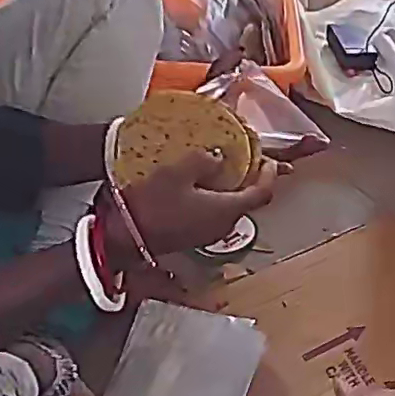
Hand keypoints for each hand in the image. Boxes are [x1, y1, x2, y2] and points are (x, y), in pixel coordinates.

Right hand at [106, 150, 279, 255]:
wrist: (124, 237)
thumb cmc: (151, 206)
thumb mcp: (176, 173)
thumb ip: (203, 161)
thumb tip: (218, 157)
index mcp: (228, 209)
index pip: (263, 193)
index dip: (270, 176)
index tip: (269, 161)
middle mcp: (225, 225)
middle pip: (250, 200)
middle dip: (253, 180)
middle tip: (249, 161)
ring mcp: (211, 232)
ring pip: (232, 207)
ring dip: (234, 188)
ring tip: (226, 169)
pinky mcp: (197, 234)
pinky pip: (216, 213)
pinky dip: (219, 197)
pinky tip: (204, 185)